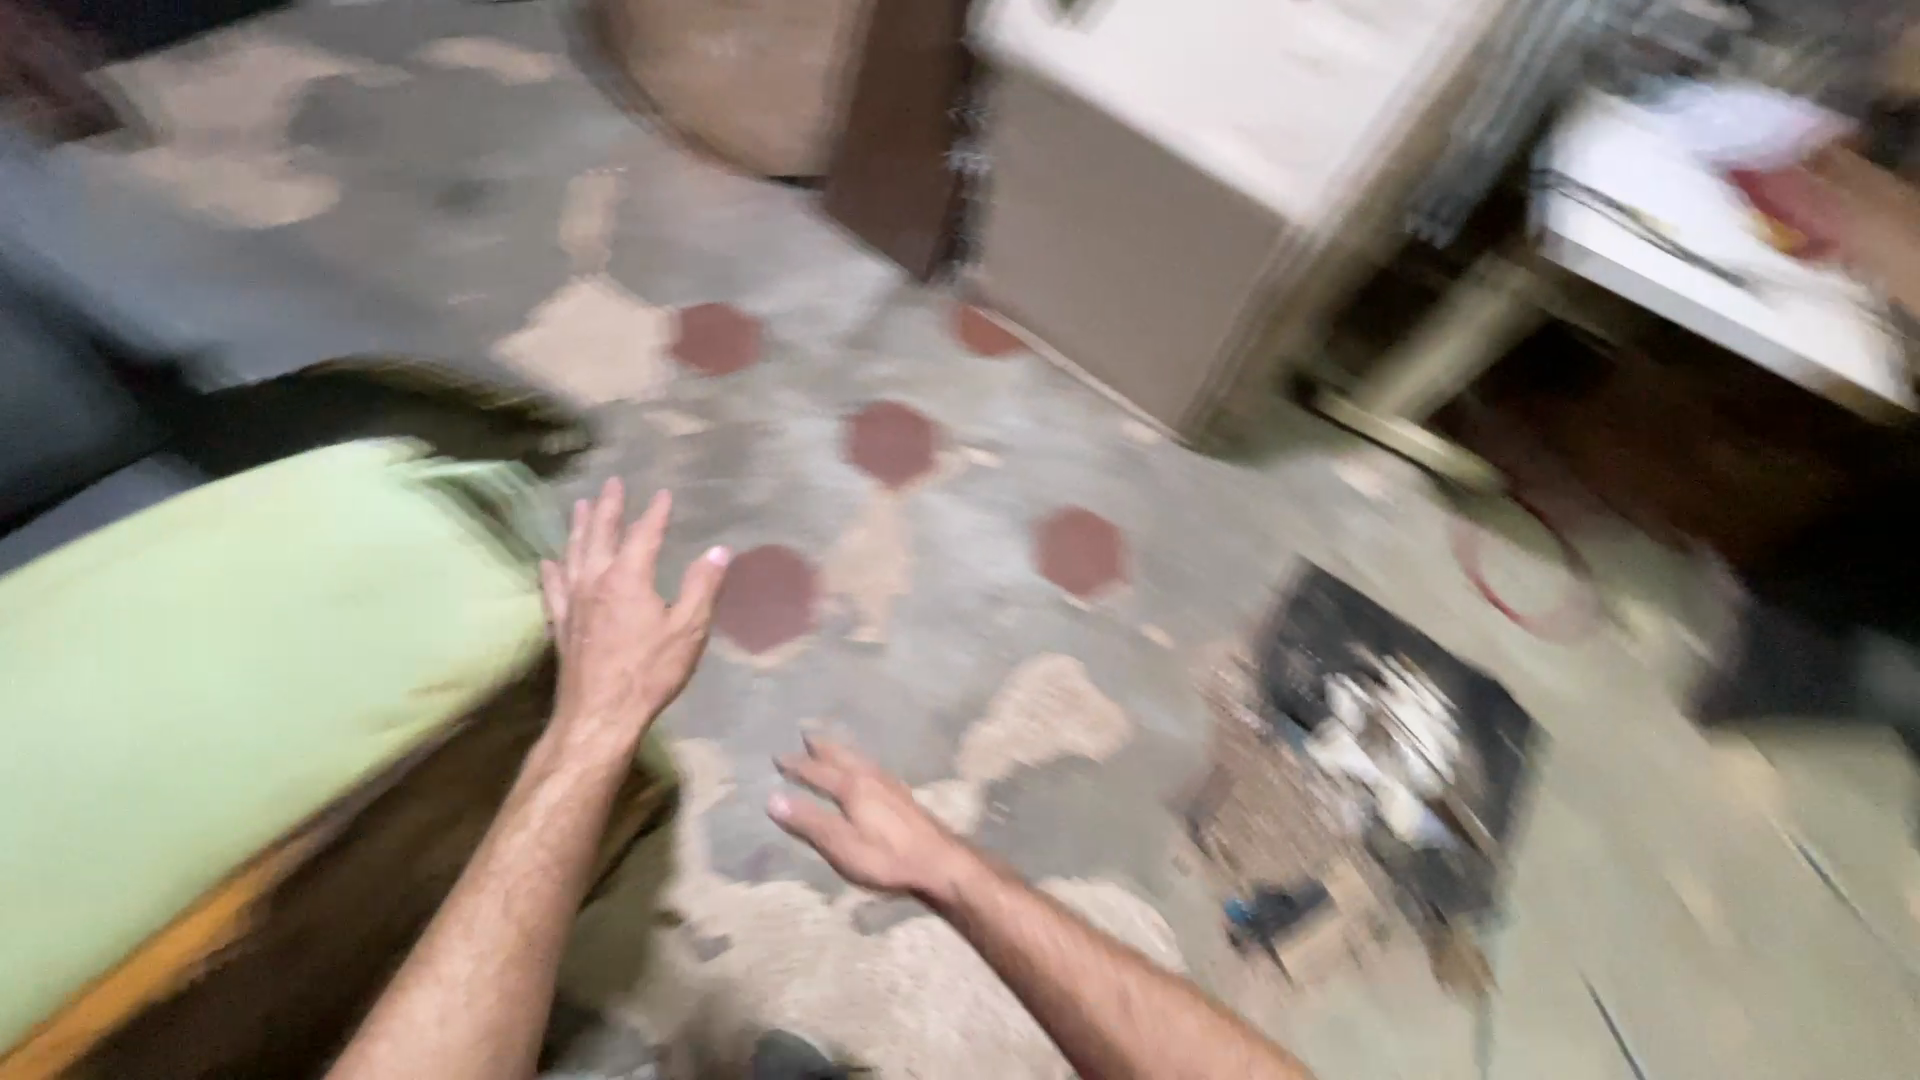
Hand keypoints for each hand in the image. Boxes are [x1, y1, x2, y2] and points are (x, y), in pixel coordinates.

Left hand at [540, 478, 728, 759]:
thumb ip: (703, 587)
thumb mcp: (689, 629)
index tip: (663, 494)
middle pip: (600, 534)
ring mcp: (572, 602)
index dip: (655, 513)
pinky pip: (552, 586)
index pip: (644, 534)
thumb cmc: (650, 671)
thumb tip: (719, 551)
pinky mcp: (560, 624)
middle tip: (612, 483)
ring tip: (579, 506)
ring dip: (578, 527)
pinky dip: (552, 568)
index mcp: (629, 578)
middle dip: (608, 507)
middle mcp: (595, 580)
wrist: (599, 714)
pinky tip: (548, 561)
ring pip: (573, 553)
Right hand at [768, 738, 977, 903]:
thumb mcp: (840, 845)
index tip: (777, 756)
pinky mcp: (902, 794)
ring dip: (841, 749)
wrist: (939, 860)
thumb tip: (772, 797)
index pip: (817, 772)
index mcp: (852, 786)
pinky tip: (866, 767)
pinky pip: (872, 765)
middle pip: (841, 756)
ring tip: (832, 743)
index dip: (796, 765)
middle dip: (821, 747)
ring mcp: (889, 783)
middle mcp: (870, 776)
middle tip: (806, 733)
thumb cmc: (886, 856)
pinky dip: (859, 759)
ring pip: (859, 757)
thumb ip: (808, 821)